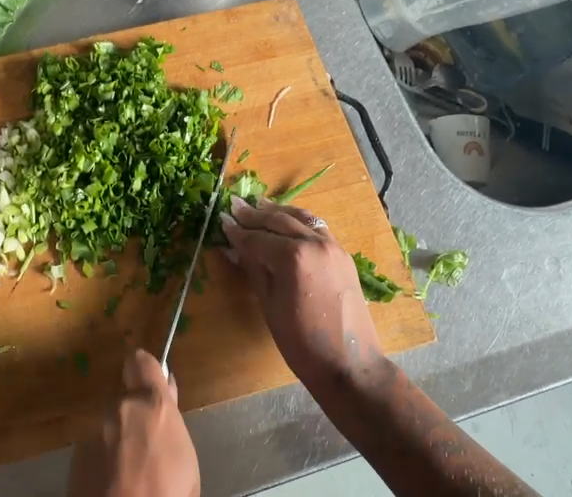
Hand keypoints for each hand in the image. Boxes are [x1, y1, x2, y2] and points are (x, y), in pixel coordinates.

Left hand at [67, 348, 199, 496]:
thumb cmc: (170, 496)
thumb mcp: (187, 461)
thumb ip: (172, 422)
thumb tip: (167, 394)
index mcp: (152, 405)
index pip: (141, 362)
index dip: (145, 372)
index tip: (151, 386)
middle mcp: (120, 410)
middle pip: (125, 401)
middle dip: (134, 418)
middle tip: (147, 449)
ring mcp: (94, 432)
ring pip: (109, 428)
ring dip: (117, 443)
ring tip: (130, 476)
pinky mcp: (75, 458)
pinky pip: (94, 451)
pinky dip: (102, 463)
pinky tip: (112, 487)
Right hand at [220, 196, 384, 387]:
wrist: (350, 365)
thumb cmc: (302, 343)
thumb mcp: (270, 306)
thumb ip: (253, 269)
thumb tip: (233, 247)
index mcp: (292, 257)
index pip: (257, 238)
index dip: (237, 232)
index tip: (221, 221)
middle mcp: (313, 242)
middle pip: (278, 221)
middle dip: (254, 215)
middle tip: (234, 206)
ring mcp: (331, 245)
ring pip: (300, 218)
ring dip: (277, 211)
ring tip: (258, 205)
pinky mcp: (342, 253)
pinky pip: (316, 227)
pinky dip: (298, 220)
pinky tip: (287, 220)